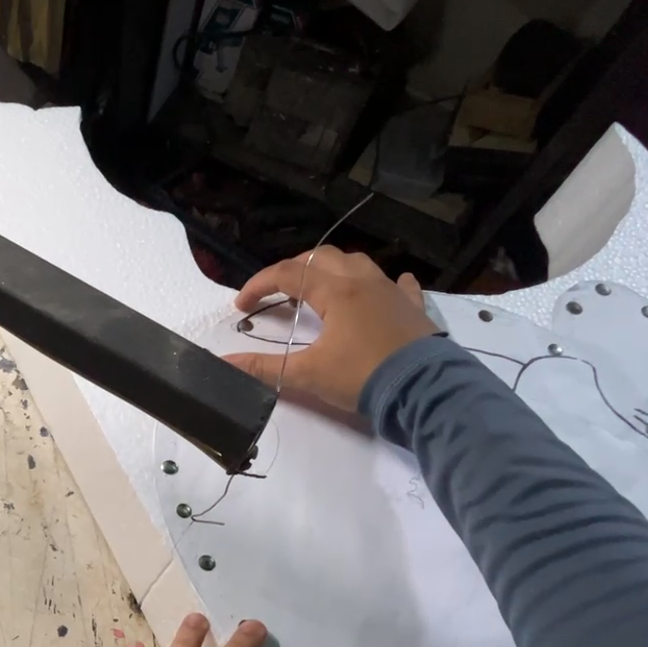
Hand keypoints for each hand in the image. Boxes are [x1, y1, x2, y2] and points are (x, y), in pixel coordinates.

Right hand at [225, 246, 438, 414]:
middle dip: (293, 269)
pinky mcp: (412, 308)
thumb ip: (263, 368)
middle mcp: (363, 282)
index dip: (259, 285)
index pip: (287, 274)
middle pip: (322, 257)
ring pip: (357, 263)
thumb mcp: (307, 375)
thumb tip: (224, 363)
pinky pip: (398, 284)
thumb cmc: (361, 376)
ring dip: (331, 270)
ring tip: (317, 291)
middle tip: (277, 293)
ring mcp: (392, 292)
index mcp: (336, 291)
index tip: (241, 306)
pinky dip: (382, 284)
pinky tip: (382, 289)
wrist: (423, 389)